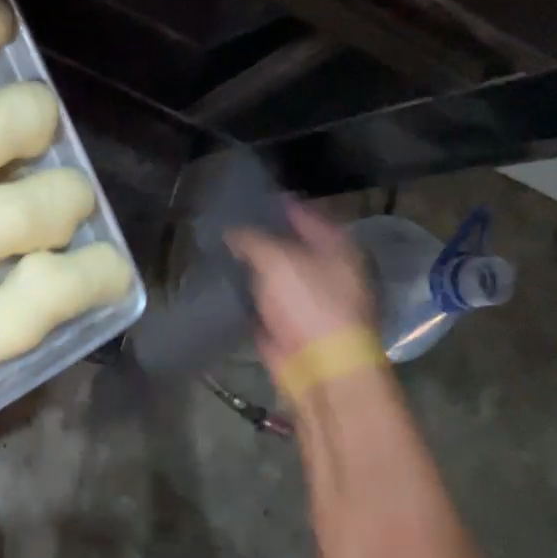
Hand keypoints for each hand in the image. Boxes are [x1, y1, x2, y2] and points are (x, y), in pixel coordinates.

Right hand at [227, 202, 375, 375]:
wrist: (317, 362)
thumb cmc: (309, 304)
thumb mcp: (278, 261)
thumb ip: (253, 240)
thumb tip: (232, 231)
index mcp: (336, 248)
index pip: (309, 215)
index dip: (282, 205)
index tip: (252, 195)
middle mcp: (327, 269)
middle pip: (291, 244)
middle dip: (262, 234)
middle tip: (228, 222)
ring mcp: (308, 297)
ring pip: (274, 272)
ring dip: (251, 264)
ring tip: (219, 250)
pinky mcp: (288, 321)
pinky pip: (262, 299)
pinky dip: (245, 291)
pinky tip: (223, 283)